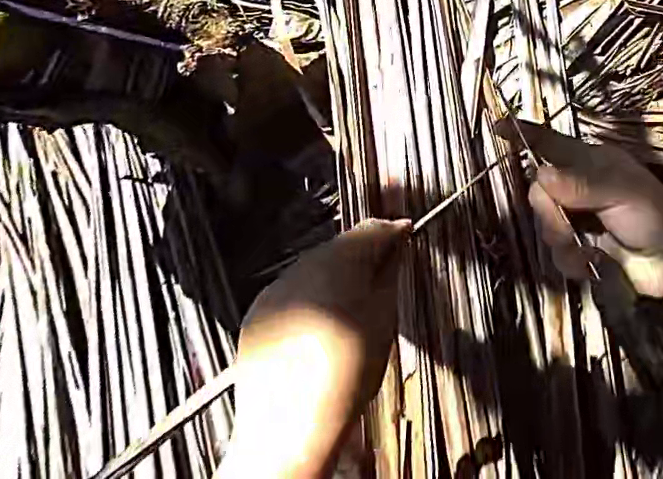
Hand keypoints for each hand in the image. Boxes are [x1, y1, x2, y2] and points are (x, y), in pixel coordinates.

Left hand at [216, 219, 408, 478]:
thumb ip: (388, 273)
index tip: (405, 233)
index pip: (370, 230)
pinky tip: (327, 320)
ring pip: (316, 266)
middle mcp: (299, 270)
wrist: (290, 433)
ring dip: (338, 273)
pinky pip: (293, 290)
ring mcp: (274, 293)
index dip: (392, 230)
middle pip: (341, 245)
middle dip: (364, 253)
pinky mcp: (257, 316)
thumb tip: (395, 248)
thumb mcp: (383, 317)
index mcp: (334, 264)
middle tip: (386, 268)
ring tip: (357, 300)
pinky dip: (313, 294)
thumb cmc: (343, 376)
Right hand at [508, 122, 662, 304]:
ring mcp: (579, 218)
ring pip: (546, 227)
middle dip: (550, 216)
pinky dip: (572, 263)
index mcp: (591, 162)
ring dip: (563, 243)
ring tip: (588, 250)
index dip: (526, 135)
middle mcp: (580, 187)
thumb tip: (541, 175)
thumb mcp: (623, 191)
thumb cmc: (654, 213)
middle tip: (568, 228)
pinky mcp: (581, 247)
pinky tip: (593, 264)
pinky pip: (557, 255)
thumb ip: (582, 184)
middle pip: (540, 194)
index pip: (553, 144)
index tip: (498, 126)